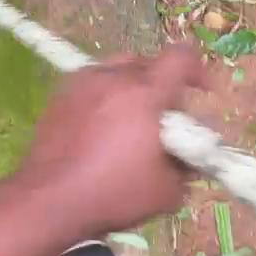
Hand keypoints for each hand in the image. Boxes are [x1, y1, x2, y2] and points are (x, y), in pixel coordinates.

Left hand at [14, 45, 201, 239]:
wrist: (50, 197)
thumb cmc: (114, 192)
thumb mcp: (168, 189)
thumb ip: (187, 165)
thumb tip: (189, 155)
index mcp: (144, 93)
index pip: (179, 58)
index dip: (198, 70)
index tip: (204, 91)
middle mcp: (111, 78)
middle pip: (146, 62)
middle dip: (163, 82)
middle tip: (167, 114)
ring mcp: (80, 83)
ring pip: (115, 69)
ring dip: (132, 86)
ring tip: (134, 118)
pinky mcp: (59, 95)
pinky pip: (90, 83)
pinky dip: (104, 95)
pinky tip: (103, 126)